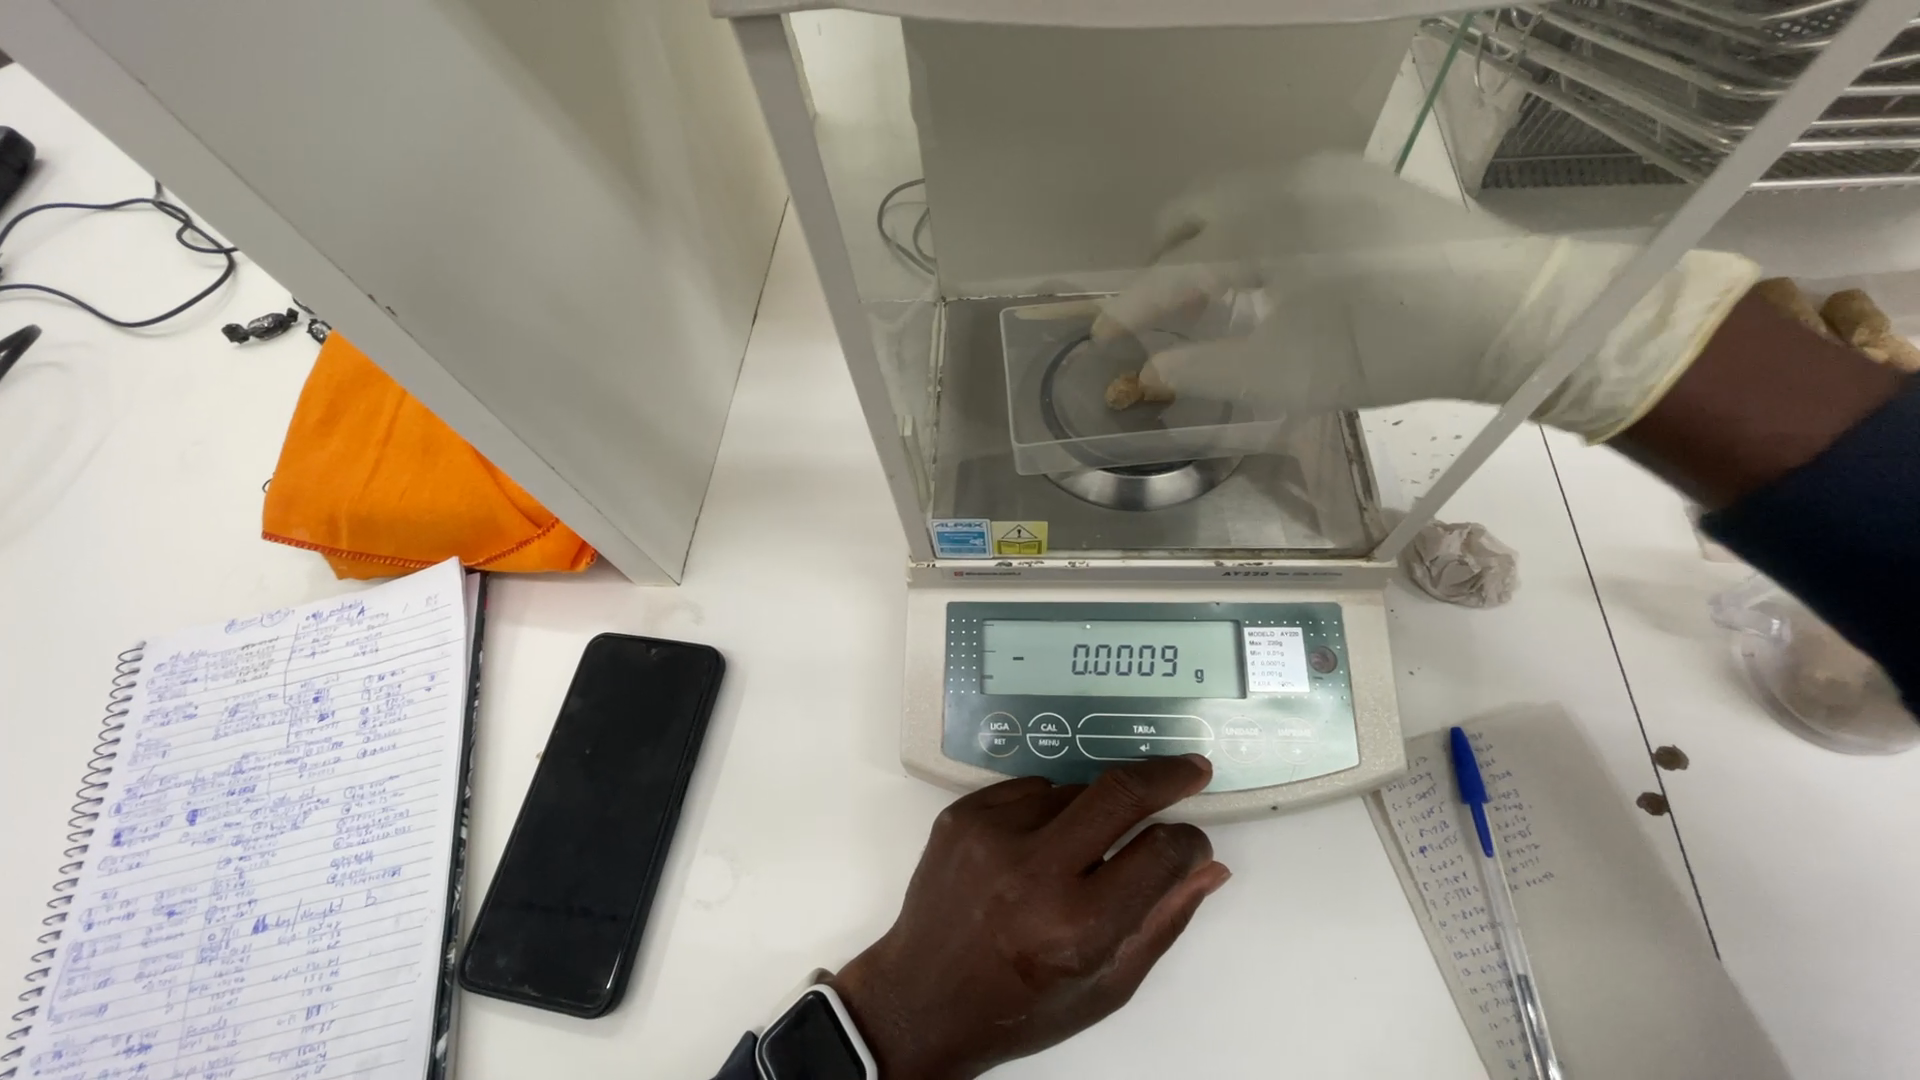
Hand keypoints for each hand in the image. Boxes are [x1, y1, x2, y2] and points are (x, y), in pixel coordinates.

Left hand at [830, 756, 1229, 1079]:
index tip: (1193, 841)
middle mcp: (1031, 871)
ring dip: (1094, 808)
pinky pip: (1028, 788)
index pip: (1159, 854)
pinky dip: (1046, 806)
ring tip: (1080, 850)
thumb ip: (1163, 921)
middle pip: (1117, 793)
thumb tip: (1208, 865)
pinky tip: (1037, 843)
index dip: (1188, 843)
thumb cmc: (1020, 1006)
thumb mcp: (1105, 987)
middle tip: (1192, 768)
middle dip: (1165, 775)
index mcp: (1076, 926)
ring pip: (1072, 789)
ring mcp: (990, 834)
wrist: (921, 998)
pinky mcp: (961, 814)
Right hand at [1094, 154, 1757, 441]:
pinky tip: (1273, 273)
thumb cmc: (1387, 347)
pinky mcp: (1360, 180)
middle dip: (1162, 260)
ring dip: (1206, 244)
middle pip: (1190, 210)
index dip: (1129, 307)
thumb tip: (1148, 369)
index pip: (1170, 270)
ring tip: (1215, 297)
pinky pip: (1275, 197)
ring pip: (1233, 199)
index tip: (1100, 336)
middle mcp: (1284, 183)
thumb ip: (1201, 368)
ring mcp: (1326, 173)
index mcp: (1261, 228)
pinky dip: (1249, 232)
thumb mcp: (1284, 373)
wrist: (1513, 314)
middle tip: (1162, 311)